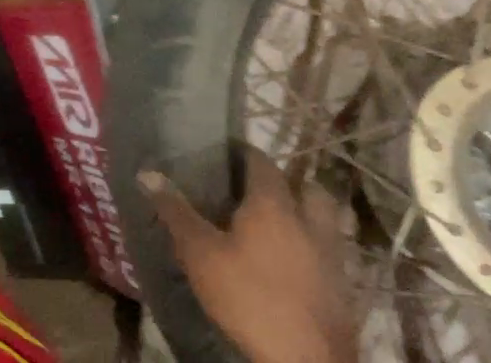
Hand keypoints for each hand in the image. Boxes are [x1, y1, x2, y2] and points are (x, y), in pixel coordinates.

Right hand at [139, 150, 359, 362]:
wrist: (305, 358)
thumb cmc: (247, 295)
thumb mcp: (198, 251)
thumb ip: (175, 211)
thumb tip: (147, 172)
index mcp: (274, 208)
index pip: (263, 164)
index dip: (245, 153)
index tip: (225, 149)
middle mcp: (310, 225)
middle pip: (309, 189)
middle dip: (288, 181)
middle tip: (256, 187)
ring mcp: (333, 258)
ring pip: (326, 221)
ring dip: (306, 213)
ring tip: (275, 221)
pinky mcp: (342, 288)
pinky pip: (329, 251)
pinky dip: (312, 244)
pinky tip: (289, 258)